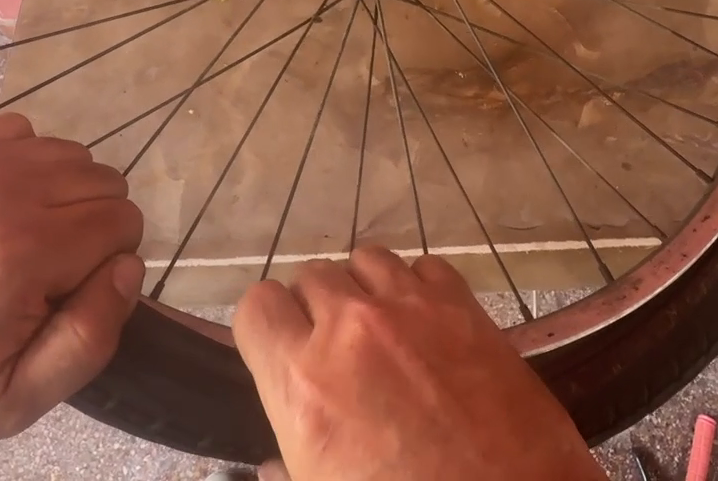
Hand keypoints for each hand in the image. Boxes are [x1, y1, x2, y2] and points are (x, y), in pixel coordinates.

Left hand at [0, 114, 143, 471]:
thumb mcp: (21, 400)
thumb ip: (94, 334)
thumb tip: (127, 265)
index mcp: (22, 250)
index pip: (123, 221)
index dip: (110, 260)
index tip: (72, 290)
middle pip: (101, 180)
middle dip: (92, 224)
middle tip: (48, 269)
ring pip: (66, 152)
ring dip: (61, 191)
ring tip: (23, 236)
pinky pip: (16, 129)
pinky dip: (23, 161)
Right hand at [234, 247, 603, 480]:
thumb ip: (290, 464)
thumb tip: (272, 462)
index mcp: (303, 384)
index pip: (256, 306)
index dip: (264, 326)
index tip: (279, 346)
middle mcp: (351, 329)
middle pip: (311, 275)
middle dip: (316, 307)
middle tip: (337, 348)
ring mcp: (410, 307)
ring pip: (365, 257)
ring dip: (364, 287)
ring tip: (381, 327)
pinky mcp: (462, 301)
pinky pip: (424, 264)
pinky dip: (418, 286)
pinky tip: (428, 322)